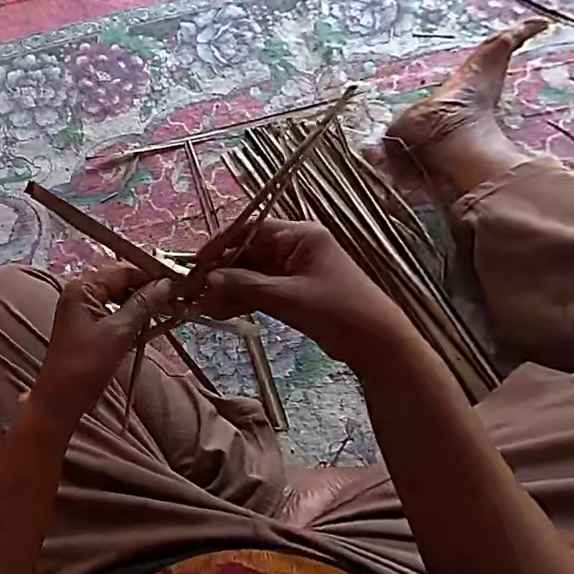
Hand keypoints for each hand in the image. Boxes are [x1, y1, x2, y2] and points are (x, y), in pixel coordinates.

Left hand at [30, 263, 175, 420]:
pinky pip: (115, 312)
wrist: (61, 401)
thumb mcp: (119, 332)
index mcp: (81, 288)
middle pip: (121, 281)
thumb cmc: (85, 365)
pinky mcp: (89, 326)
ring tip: (170, 309)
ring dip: (144, 303)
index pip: (122, 270)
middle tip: (177, 297)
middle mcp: (80, 292)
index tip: (178, 283)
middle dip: (149, 288)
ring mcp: (83, 309)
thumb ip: (143, 304)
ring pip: (120, 297)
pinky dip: (134, 315)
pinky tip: (152, 322)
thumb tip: (167, 284)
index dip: (151, 275)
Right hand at [195, 220, 402, 365]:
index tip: (197, 262)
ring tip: (204, 306)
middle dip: (222, 272)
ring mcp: (293, 270)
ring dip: (228, 289)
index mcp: (300, 236)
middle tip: (196, 291)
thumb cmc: (339, 311)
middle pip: (248, 253)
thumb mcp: (289, 297)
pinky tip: (220, 312)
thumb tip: (209, 278)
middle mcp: (295, 248)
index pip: (251, 229)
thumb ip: (246, 285)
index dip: (221, 244)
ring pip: (250, 274)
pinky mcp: (292, 292)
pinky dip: (242, 300)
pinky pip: (259, 290)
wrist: (377, 344)